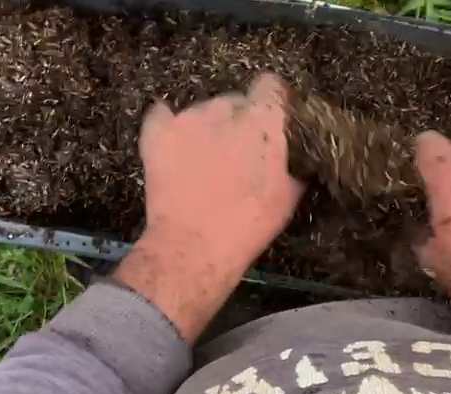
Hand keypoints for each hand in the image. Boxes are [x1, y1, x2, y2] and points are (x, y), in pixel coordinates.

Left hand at [115, 74, 304, 340]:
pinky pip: (161, 118)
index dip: (269, 105)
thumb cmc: (248, 228)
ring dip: (203, 133)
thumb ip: (291, 158)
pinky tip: (171, 154)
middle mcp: (228, 106)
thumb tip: (292, 146)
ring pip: (200, 113)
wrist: (195, 249)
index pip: (271, 86)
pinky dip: (167, 132)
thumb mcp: (287, 195)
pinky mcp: (158, 131)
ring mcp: (190, 116)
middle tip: (232, 161)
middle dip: (235, 125)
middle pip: (234, 103)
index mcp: (266, 118)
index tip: (266, 128)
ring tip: (199, 170)